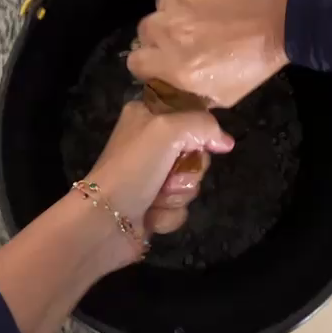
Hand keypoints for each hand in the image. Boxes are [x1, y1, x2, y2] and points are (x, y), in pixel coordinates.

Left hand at [82, 101, 233, 262]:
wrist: (104, 220)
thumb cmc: (134, 166)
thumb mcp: (169, 129)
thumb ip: (203, 125)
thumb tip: (226, 142)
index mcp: (147, 114)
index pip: (189, 113)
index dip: (199, 131)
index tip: (201, 142)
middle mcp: (149, 142)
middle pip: (196, 152)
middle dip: (189, 168)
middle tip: (171, 173)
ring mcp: (151, 175)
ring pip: (191, 181)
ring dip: (178, 193)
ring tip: (157, 196)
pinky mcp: (153, 204)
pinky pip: (181, 206)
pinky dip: (170, 212)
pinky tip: (152, 214)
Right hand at [127, 0, 295, 107]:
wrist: (286, 17)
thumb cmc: (257, 61)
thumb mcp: (224, 95)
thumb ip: (190, 93)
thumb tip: (172, 87)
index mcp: (173, 63)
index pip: (136, 61)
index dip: (149, 61)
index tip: (163, 59)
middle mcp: (170, 28)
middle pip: (147, 29)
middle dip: (161, 34)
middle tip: (187, 35)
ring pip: (166, 1)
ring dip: (179, 8)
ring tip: (207, 11)